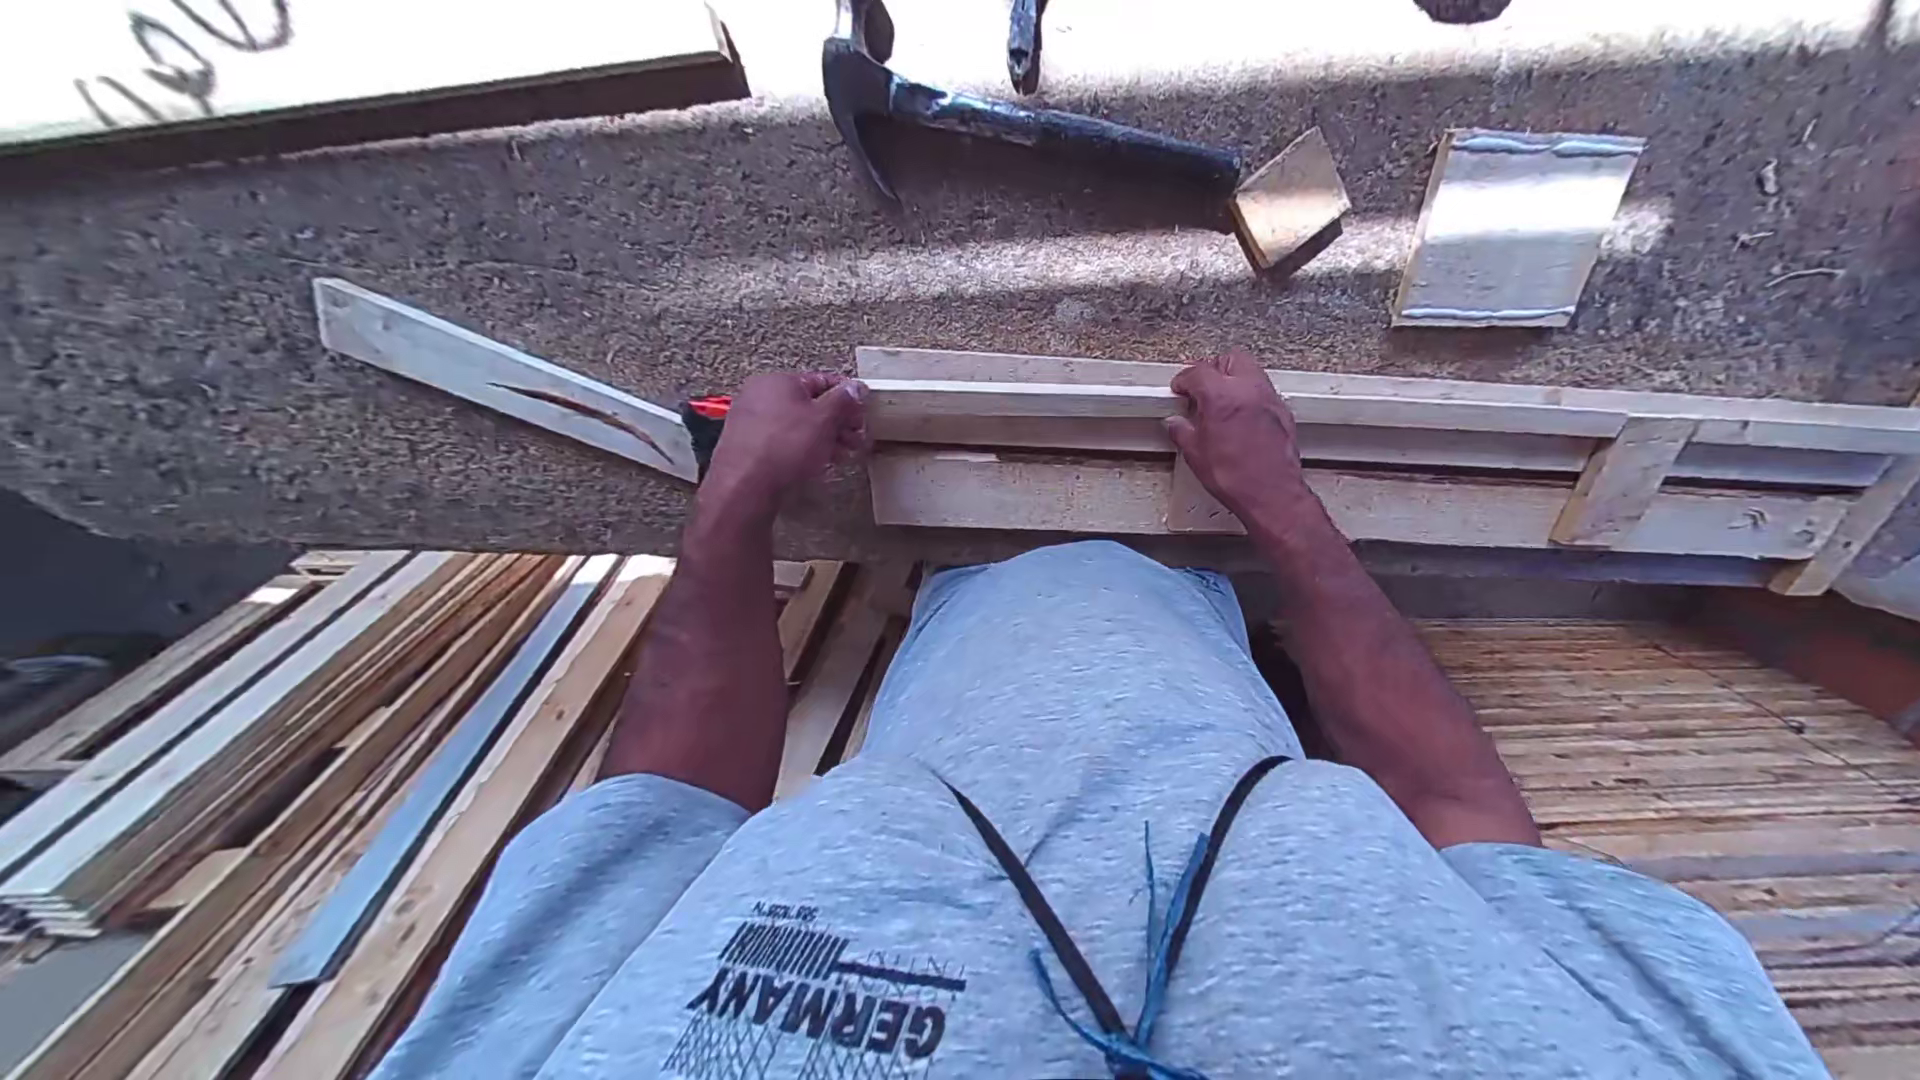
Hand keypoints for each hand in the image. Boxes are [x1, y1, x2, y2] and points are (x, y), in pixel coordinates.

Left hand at [701, 372, 869, 516]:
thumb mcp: (824, 419)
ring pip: (798, 425)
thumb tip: (854, 388)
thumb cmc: (782, 448)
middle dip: (838, 423)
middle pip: (810, 404)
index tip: (861, 411)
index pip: (822, 380)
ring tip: (841, 454)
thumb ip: (843, 400)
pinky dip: (804, 449)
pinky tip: (818, 463)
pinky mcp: (750, 446)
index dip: (848, 397)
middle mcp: (761, 396)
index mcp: (778, 381)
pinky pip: (784, 442)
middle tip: (855, 437)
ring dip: (824, 438)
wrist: (746, 486)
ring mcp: (752, 422)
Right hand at [1165, 351, 1315, 525]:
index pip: (1197, 372)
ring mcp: (1269, 398)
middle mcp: (1248, 390)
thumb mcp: (1195, 454)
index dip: (1183, 379)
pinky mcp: (1282, 411)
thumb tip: (1177, 425)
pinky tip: (1237, 415)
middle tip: (1198, 387)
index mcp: (1221, 396)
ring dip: (1232, 379)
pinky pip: (1263, 390)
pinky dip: (1248, 395)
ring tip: (1217, 400)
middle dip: (1212, 369)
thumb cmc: (1237, 476)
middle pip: (1229, 359)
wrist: (1270, 494)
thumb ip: (1182, 431)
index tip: (1179, 388)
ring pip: (1250, 371)